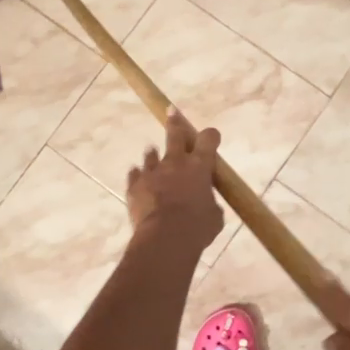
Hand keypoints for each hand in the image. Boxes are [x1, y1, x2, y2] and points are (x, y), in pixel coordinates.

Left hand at [125, 111, 223, 248]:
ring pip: (151, 154)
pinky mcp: (134, 185)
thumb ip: (210, 203)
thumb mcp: (214, 216)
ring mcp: (152, 172)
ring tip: (152, 153)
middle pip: (175, 134)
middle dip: (175, 122)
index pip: (208, 140)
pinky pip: (135, 175)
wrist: (165, 238)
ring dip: (153, 154)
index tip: (211, 135)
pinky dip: (138, 176)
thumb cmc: (197, 228)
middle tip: (171, 111)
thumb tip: (206, 204)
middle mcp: (175, 162)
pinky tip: (138, 179)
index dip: (210, 136)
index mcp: (200, 166)